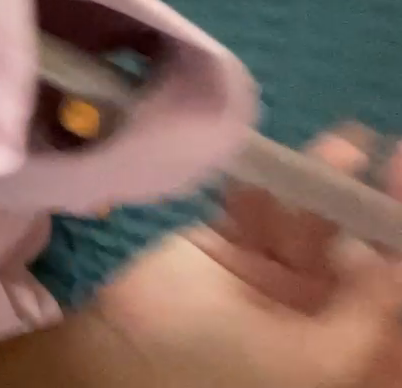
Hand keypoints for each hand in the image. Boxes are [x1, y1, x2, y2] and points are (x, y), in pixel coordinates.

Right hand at [90, 127, 401, 387]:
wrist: (135, 352)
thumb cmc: (238, 370)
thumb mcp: (325, 354)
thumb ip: (369, 307)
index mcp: (370, 346)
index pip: (401, 285)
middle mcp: (333, 307)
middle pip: (369, 250)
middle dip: (379, 205)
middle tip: (393, 156)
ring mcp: (278, 275)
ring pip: (313, 225)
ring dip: (323, 187)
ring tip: (339, 145)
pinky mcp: (226, 246)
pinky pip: (252, 213)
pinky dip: (261, 190)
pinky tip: (270, 167)